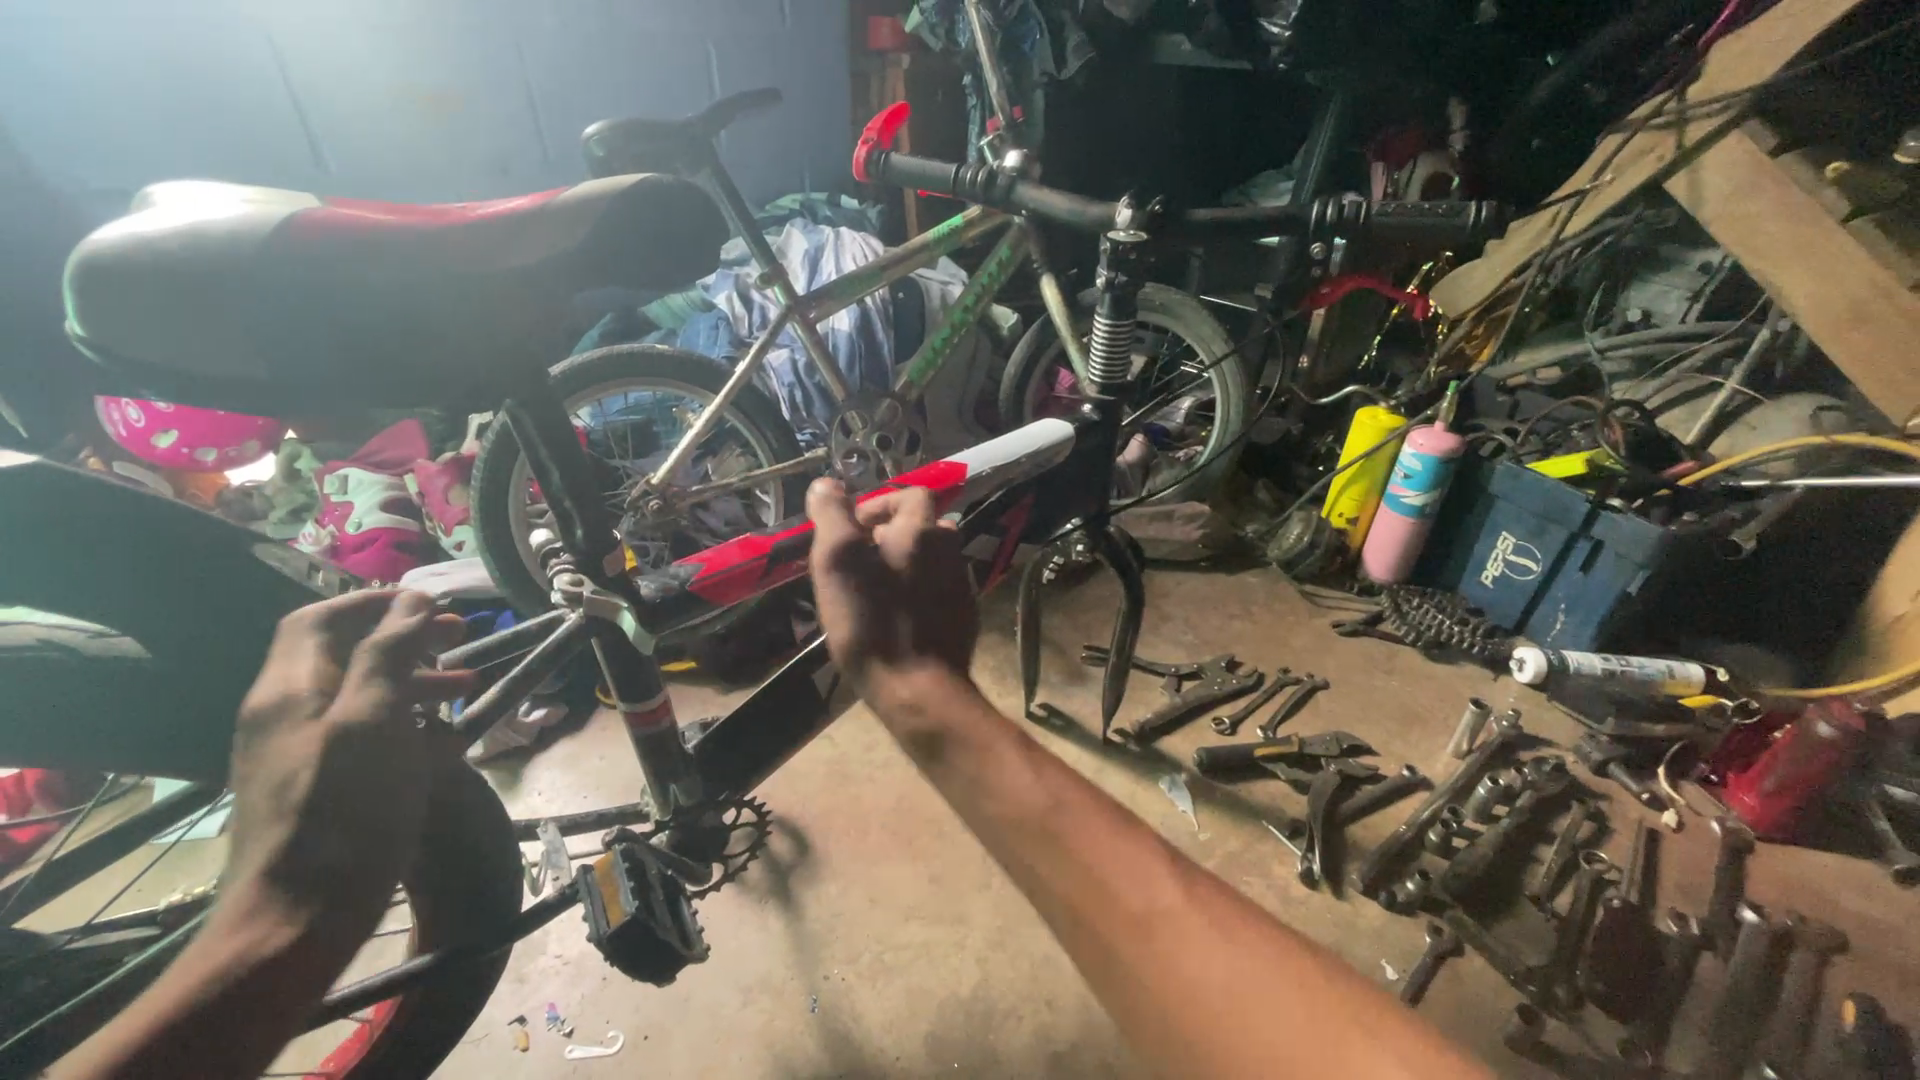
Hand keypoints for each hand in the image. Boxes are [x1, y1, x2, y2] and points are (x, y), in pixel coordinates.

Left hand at [220, 590, 471, 952]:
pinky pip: (367, 735)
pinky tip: (449, 740)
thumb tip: (414, 600)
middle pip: (345, 653)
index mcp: (289, 691)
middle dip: (406, 638)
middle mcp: (287, 714)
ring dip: (415, 679)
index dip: (377, 601)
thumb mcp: (374, 721)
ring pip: (361, 694)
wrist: (300, 918)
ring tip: (467, 685)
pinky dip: (409, 723)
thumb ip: (389, 655)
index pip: (321, 619)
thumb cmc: (344, 810)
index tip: (435, 604)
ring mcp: (301, 753)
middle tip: (461, 638)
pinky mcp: (322, 786)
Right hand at [806, 478, 978, 711]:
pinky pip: (941, 593)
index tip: (853, 531)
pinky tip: (899, 617)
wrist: (916, 687)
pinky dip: (921, 594)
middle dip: (895, 535)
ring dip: (909, 564)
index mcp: (921, 531)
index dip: (879, 505)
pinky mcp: (964, 619)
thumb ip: (832, 516)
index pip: (909, 495)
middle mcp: (950, 551)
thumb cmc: (870, 621)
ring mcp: (962, 587)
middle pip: (926, 528)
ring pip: (934, 561)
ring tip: (877, 589)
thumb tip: (828, 484)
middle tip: (862, 561)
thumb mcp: (837, 562)